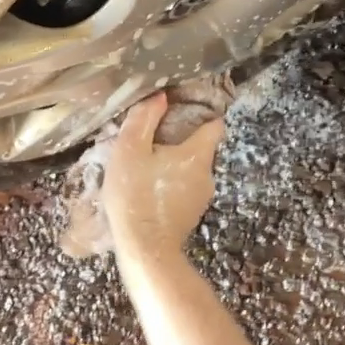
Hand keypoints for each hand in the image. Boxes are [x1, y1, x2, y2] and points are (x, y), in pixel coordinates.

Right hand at [104, 94, 228, 260]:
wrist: (144, 249)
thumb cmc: (135, 194)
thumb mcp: (130, 149)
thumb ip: (144, 118)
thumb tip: (160, 95)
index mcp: (198, 154)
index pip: (215, 125)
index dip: (202, 113)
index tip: (182, 108)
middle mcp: (208, 174)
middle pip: (200, 147)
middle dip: (180, 140)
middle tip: (152, 138)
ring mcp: (201, 198)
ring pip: (191, 170)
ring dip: (174, 165)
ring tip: (146, 165)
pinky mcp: (191, 216)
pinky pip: (184, 189)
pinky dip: (171, 185)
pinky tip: (148, 188)